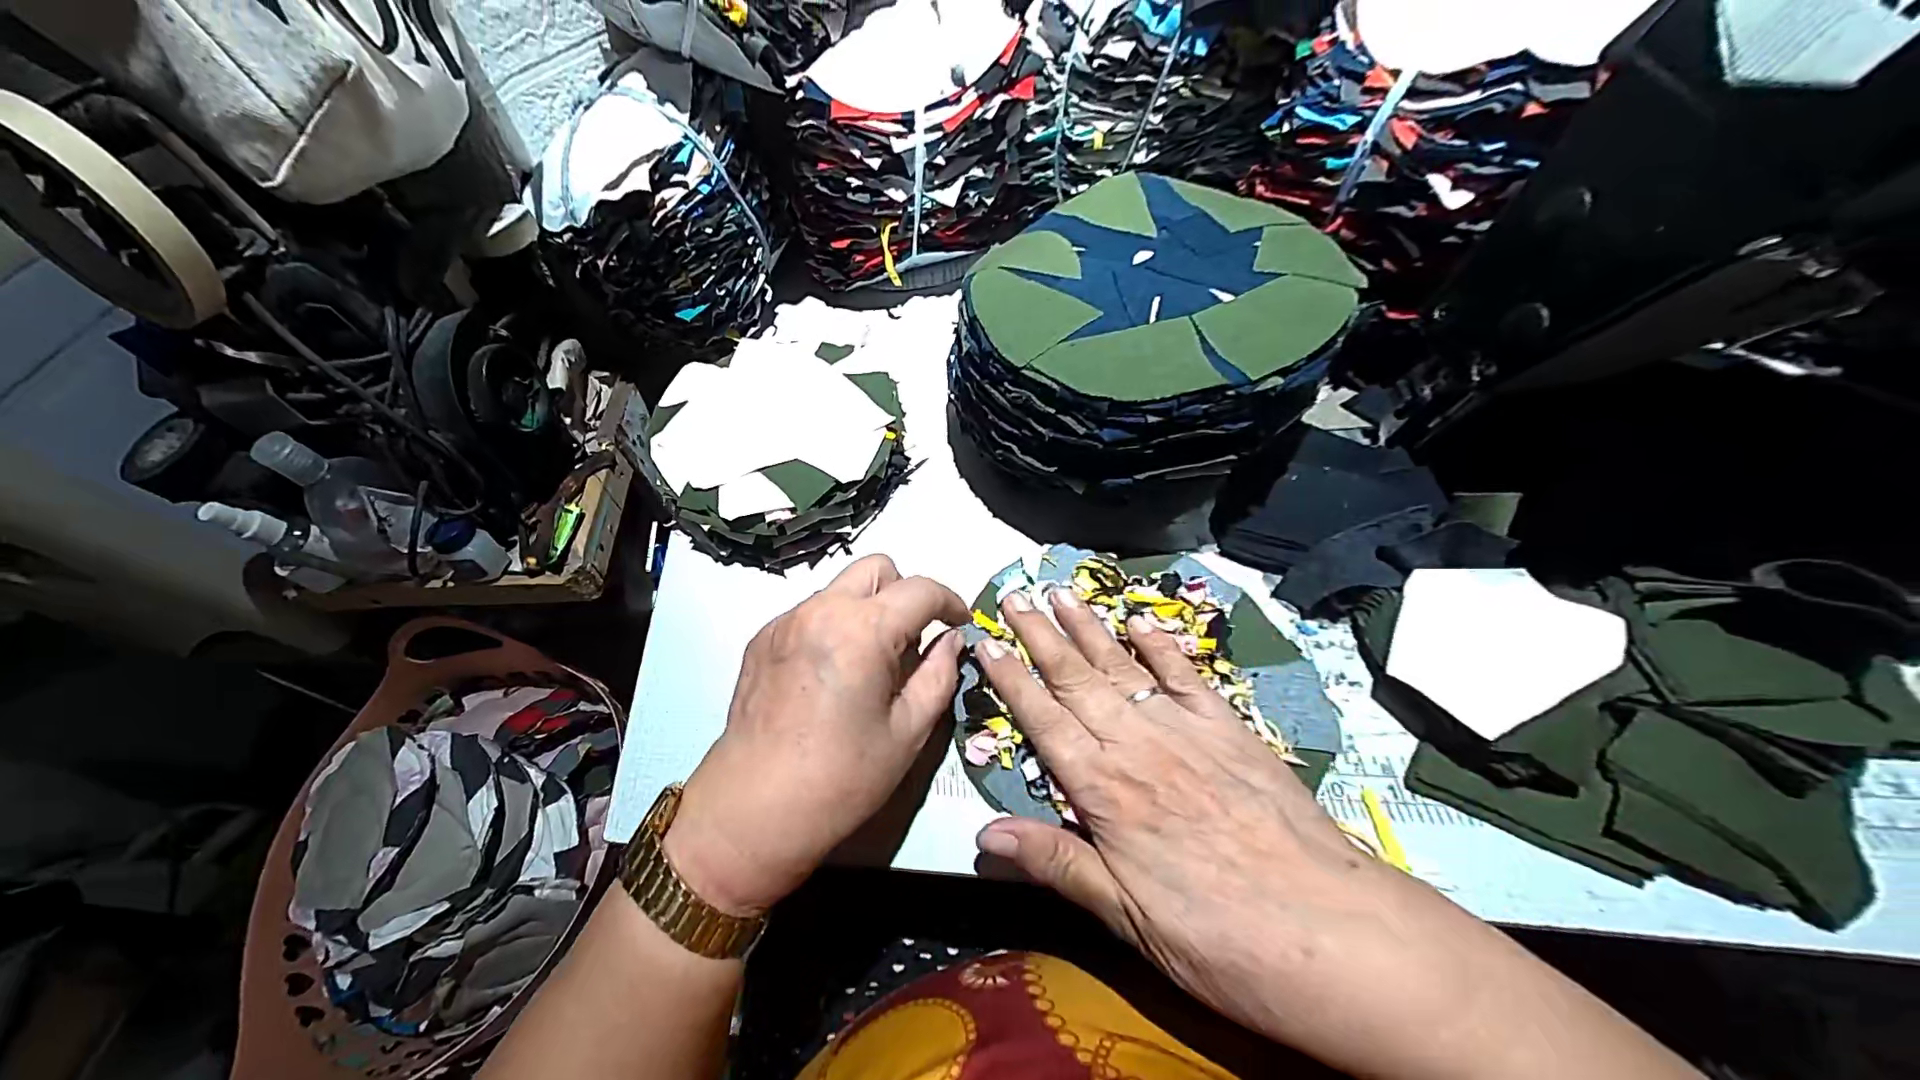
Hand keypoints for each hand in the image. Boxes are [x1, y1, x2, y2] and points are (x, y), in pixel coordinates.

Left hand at [665, 555, 966, 916]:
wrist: (753, 808)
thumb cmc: (841, 776)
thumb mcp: (908, 730)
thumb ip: (938, 674)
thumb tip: (950, 641)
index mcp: (862, 629)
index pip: (920, 590)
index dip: (950, 603)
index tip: (959, 625)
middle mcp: (821, 610)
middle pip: (876, 568)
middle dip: (904, 593)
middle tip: (912, 640)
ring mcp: (786, 621)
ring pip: (840, 588)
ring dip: (868, 609)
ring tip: (871, 663)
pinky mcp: (762, 638)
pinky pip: (812, 612)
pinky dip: (834, 626)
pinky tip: (832, 675)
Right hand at [971, 586, 1697, 1079]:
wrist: (1333, 934)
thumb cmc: (1218, 936)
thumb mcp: (1127, 916)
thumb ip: (1056, 864)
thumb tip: (984, 833)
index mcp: (1104, 790)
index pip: (1043, 719)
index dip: (1010, 679)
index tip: (986, 642)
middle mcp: (1138, 745)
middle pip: (1077, 678)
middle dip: (1040, 635)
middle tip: (1014, 594)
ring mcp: (1186, 730)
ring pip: (1124, 666)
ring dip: (1089, 627)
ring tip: (1061, 592)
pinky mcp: (1230, 729)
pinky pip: (1186, 676)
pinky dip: (1161, 645)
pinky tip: (1140, 622)